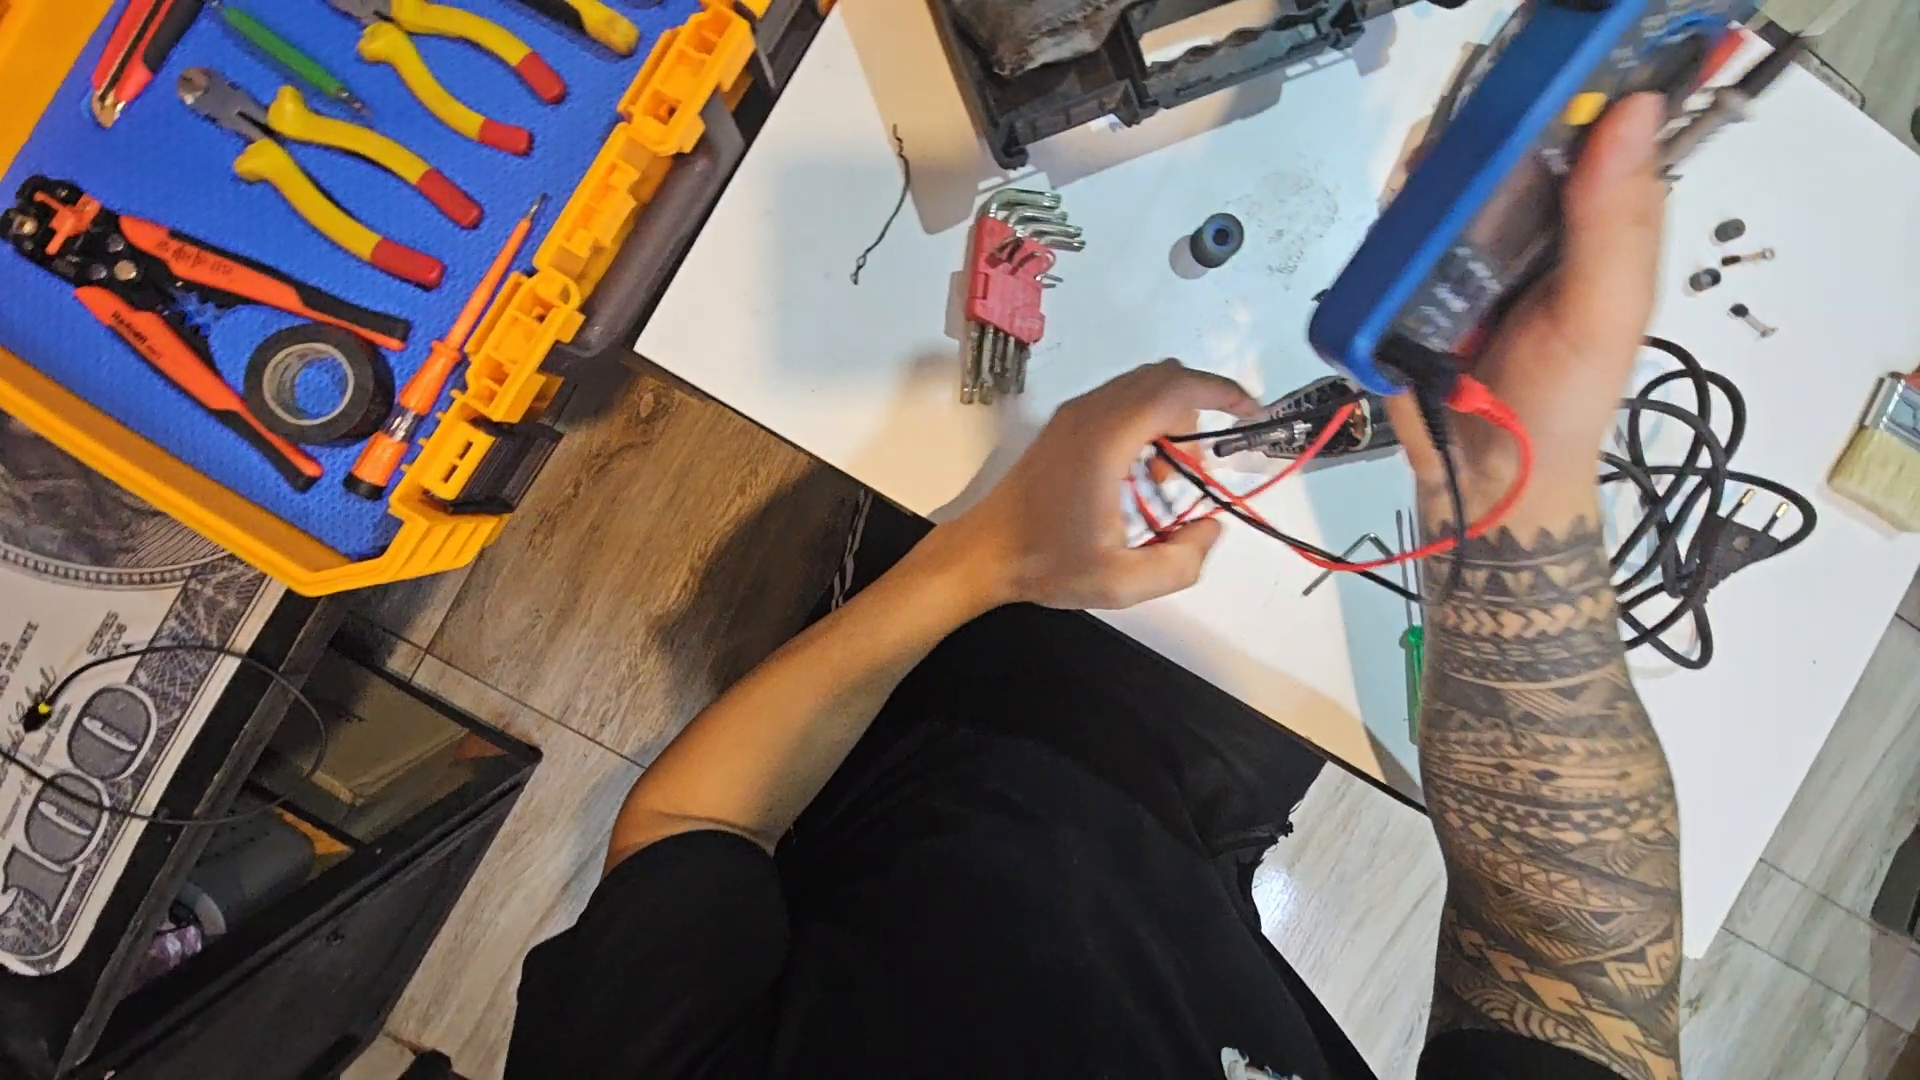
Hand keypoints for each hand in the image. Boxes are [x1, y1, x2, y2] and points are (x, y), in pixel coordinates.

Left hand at [933, 360, 1258, 610]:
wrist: (983, 553)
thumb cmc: (1047, 564)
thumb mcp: (1122, 583)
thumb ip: (1182, 562)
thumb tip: (1209, 527)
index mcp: (1105, 440)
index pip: (1177, 387)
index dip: (1224, 392)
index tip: (1250, 415)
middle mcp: (1089, 414)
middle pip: (1163, 378)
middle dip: (1198, 413)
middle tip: (1196, 472)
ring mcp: (1072, 415)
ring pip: (1140, 387)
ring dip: (1170, 419)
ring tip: (1164, 480)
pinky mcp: (1062, 425)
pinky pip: (1119, 402)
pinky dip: (1145, 423)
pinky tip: (1136, 474)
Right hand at [1387, 93, 1668, 531]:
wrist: (1482, 477)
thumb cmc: (1561, 401)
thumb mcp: (1606, 311)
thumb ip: (1613, 224)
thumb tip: (1630, 111)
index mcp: (1583, 235)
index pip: (1582, 148)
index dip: (1565, 102)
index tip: (1539, 70)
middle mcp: (1518, 247)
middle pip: (1496, 172)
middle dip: (1473, 141)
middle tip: (1454, 125)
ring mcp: (1456, 277)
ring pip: (1438, 210)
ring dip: (1424, 183)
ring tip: (1415, 170)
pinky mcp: (1406, 308)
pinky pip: (1393, 261)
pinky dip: (1387, 236)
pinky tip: (1388, 218)